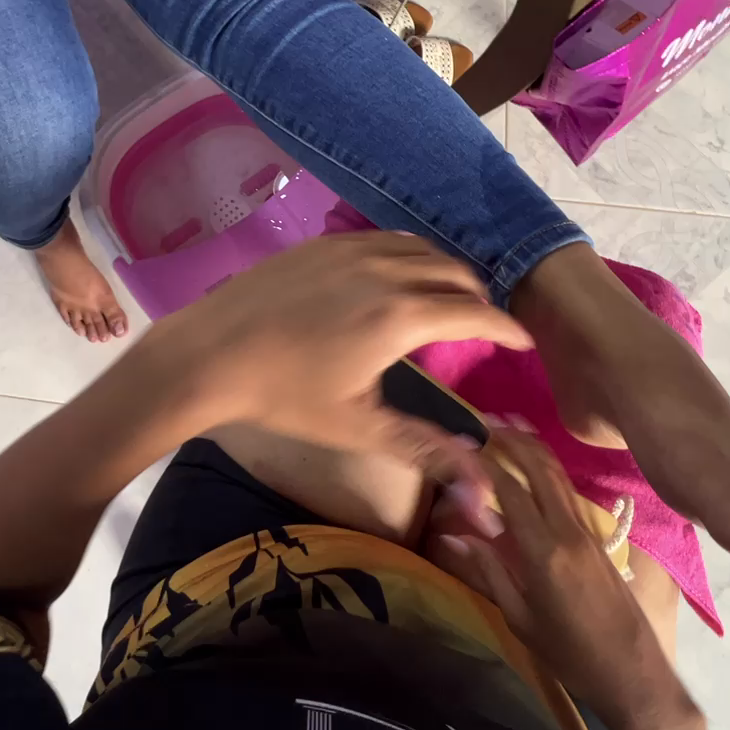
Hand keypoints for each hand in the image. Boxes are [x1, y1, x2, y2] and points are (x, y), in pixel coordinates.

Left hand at [136, 232, 531, 474]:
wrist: (208, 352)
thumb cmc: (284, 394)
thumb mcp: (358, 426)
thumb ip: (425, 449)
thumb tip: (484, 491)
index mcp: (400, 315)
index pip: (475, 312)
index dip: (506, 327)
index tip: (521, 342)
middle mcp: (384, 269)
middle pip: (452, 272)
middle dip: (477, 297)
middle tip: (482, 324)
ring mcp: (348, 248)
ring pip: (418, 248)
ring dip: (442, 270)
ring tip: (443, 297)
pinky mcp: (319, 242)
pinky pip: (381, 239)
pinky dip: (406, 254)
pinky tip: (392, 275)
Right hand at [428, 428, 707, 729]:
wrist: (636, 678)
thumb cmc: (569, 654)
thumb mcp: (519, 619)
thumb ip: (487, 571)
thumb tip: (451, 535)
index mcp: (544, 551)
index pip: (509, 489)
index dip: (484, 461)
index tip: (462, 442)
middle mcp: (568, 531)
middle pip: (540, 468)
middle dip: (513, 439)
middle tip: (485, 421)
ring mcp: (588, 532)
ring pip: (558, 475)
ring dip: (533, 447)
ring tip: (508, 427)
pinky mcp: (599, 539)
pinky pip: (569, 492)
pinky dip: (549, 469)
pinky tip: (535, 464)